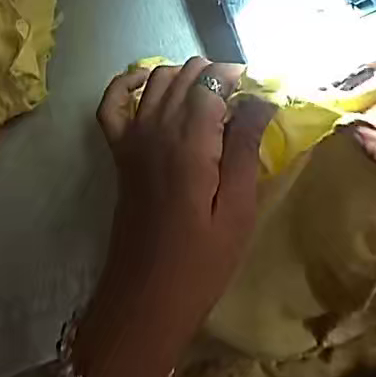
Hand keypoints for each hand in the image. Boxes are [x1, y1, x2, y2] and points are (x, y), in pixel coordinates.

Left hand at [39, 63, 272, 376]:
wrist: (144, 302)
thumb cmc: (201, 262)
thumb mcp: (238, 209)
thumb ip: (246, 146)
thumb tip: (262, 98)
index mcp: (189, 141)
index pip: (212, 80)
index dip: (239, 77)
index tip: (260, 92)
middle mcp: (156, 128)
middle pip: (187, 74)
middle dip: (218, 76)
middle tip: (243, 101)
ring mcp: (132, 138)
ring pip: (157, 78)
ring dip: (186, 76)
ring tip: (212, 98)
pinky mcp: (119, 153)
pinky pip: (113, 102)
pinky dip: (130, 83)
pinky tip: (151, 83)